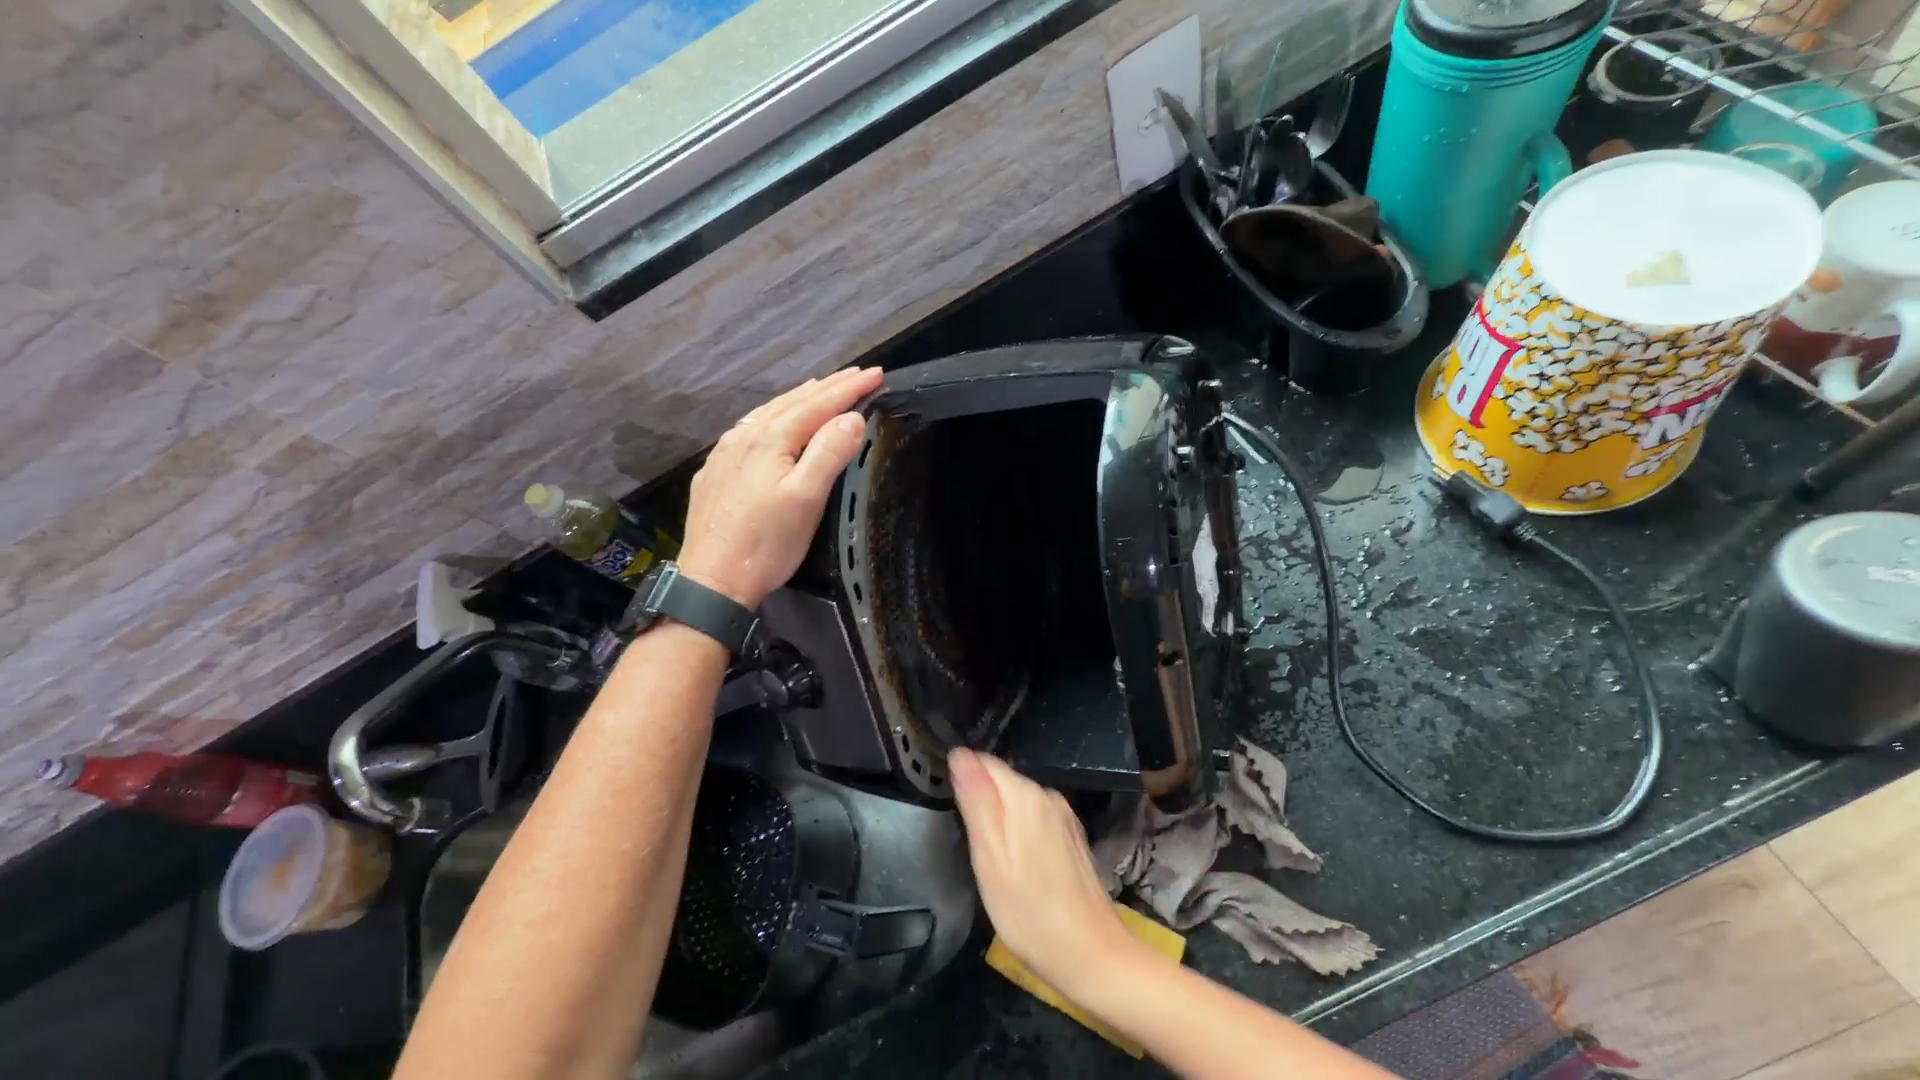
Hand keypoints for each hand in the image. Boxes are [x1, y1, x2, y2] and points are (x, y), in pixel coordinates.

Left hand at [678, 367, 884, 608]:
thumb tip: (852, 417)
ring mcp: (726, 454)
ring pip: (769, 413)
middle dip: (828, 387)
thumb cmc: (765, 545)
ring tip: (821, 387)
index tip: (877, 373)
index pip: (818, 404)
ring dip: (800, 399)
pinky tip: (775, 422)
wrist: (711, 582)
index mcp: (771, 439)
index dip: (849, 389)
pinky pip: (751, 429)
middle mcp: (744, 437)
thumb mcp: (806, 500)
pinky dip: (775, 417)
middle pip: (792, 402)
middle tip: (858, 374)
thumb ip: (828, 454)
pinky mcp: (716, 473)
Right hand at [948, 749, 1144, 998]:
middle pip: (1001, 782)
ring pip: (1017, 803)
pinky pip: (1034, 821)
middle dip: (981, 803)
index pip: (983, 763)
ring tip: (990, 861)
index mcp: (1025, 797)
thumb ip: (976, 802)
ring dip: (999, 821)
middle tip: (971, 848)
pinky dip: (1019, 835)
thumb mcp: (990, 859)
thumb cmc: (1029, 914)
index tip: (951, 813)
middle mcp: (1048, 797)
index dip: (961, 781)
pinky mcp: (1072, 839)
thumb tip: (959, 755)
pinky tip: (1017, 868)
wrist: (1092, 956)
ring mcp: (1064, 818)